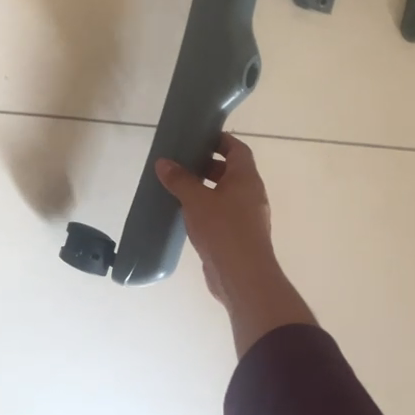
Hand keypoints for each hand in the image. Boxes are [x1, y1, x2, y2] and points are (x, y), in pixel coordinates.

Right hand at [157, 135, 314, 355]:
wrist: (243, 277)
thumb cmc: (223, 229)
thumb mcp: (195, 199)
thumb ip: (179, 179)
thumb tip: (163, 162)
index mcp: (246, 180)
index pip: (238, 150)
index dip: (220, 140)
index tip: (198, 137)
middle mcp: (251, 195)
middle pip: (231, 171)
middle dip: (207, 164)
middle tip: (182, 162)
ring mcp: (247, 217)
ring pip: (226, 193)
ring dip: (205, 187)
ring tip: (178, 186)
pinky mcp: (239, 236)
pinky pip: (222, 212)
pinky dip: (206, 207)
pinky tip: (185, 212)